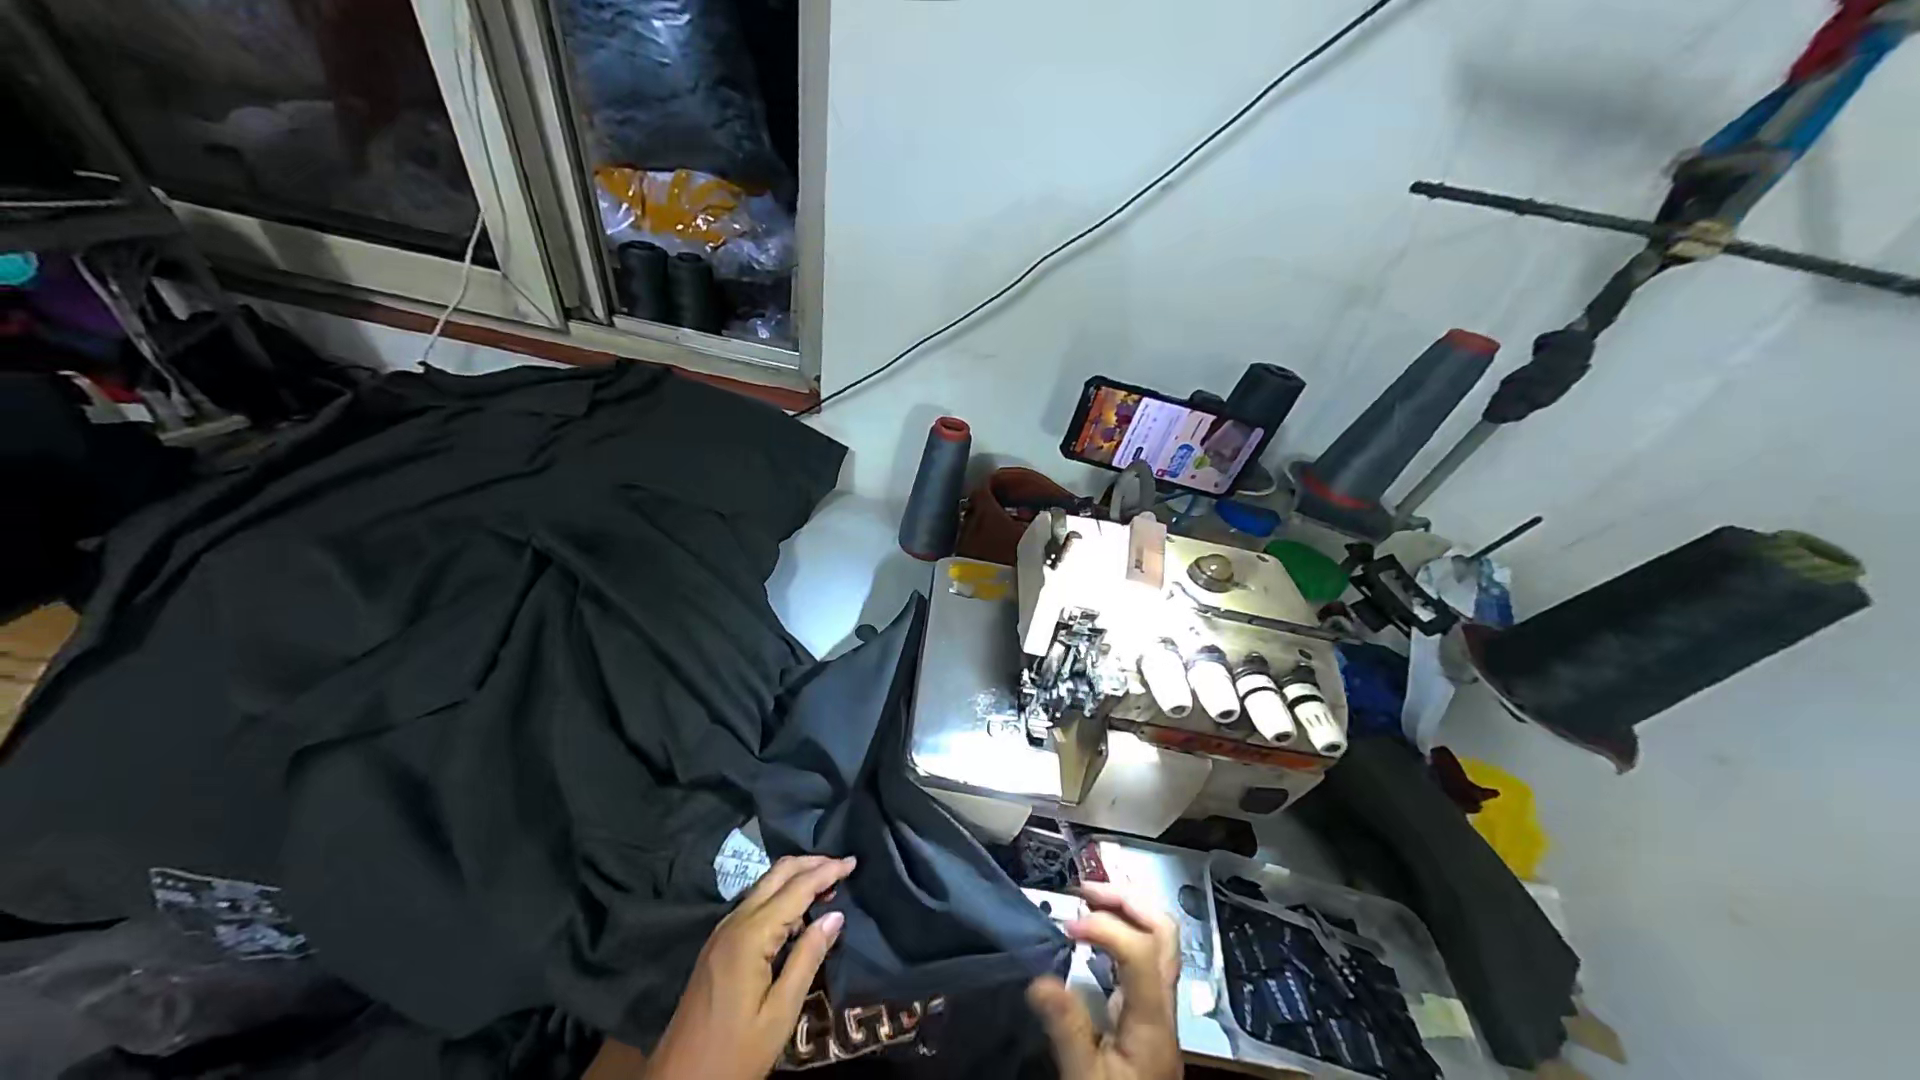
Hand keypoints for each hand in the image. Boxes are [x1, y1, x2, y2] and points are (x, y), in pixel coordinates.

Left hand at [640, 854, 855, 1079]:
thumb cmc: (734, 1054)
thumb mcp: (780, 1012)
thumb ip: (808, 958)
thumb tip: (835, 916)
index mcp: (750, 936)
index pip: (797, 888)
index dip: (827, 871)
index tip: (854, 861)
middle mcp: (734, 923)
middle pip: (777, 874)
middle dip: (811, 864)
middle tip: (843, 867)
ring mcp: (722, 932)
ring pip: (765, 886)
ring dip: (796, 878)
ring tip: (828, 885)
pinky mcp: (718, 945)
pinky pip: (755, 904)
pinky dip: (781, 896)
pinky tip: (798, 912)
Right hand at [1028, 883, 1183, 1079]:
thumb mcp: (1085, 1079)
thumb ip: (1066, 1030)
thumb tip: (1037, 977)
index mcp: (1152, 1019)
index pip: (1141, 950)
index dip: (1106, 927)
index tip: (1066, 927)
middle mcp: (1164, 1004)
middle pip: (1165, 931)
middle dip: (1126, 899)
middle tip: (1084, 892)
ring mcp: (1160, 1006)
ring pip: (1160, 938)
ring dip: (1126, 909)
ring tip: (1087, 902)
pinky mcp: (1149, 1011)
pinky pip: (1146, 953)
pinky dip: (1122, 930)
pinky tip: (1093, 936)